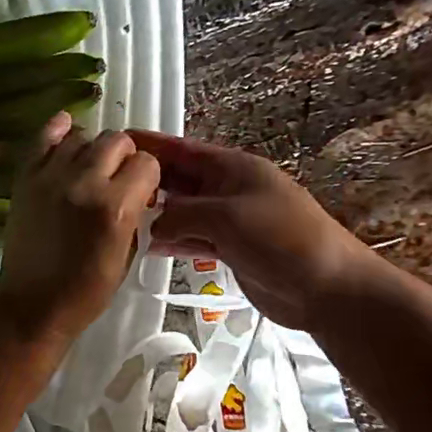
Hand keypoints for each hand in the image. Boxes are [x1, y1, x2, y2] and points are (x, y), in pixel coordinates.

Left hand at [0, 114, 161, 344]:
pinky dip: (57, 131)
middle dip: (124, 156)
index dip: (147, 175)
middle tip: (116, 177)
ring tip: (89, 168)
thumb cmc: (86, 289)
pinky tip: (67, 129)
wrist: (33, 302)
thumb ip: (134, 211)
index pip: (146, 162)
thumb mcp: (127, 251)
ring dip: (91, 148)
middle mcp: (84, 183)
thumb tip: (136, 188)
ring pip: (81, 137)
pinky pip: (42, 140)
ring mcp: (50, 178)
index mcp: (116, 206)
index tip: (141, 189)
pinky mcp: (25, 180)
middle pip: (116, 141)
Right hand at [129, 132, 376, 329]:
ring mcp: (228, 219)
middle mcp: (227, 189)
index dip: (148, 144)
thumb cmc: (280, 239)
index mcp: (231, 168)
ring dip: (153, 215)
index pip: (180, 149)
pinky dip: (169, 241)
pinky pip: (189, 237)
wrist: (328, 288)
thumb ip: (178, 216)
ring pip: (180, 211)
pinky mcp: (229, 247)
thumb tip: (148, 227)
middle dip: (145, 181)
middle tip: (104, 187)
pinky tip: (143, 247)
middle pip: (177, 179)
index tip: (113, 142)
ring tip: (115, 219)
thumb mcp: (223, 217)